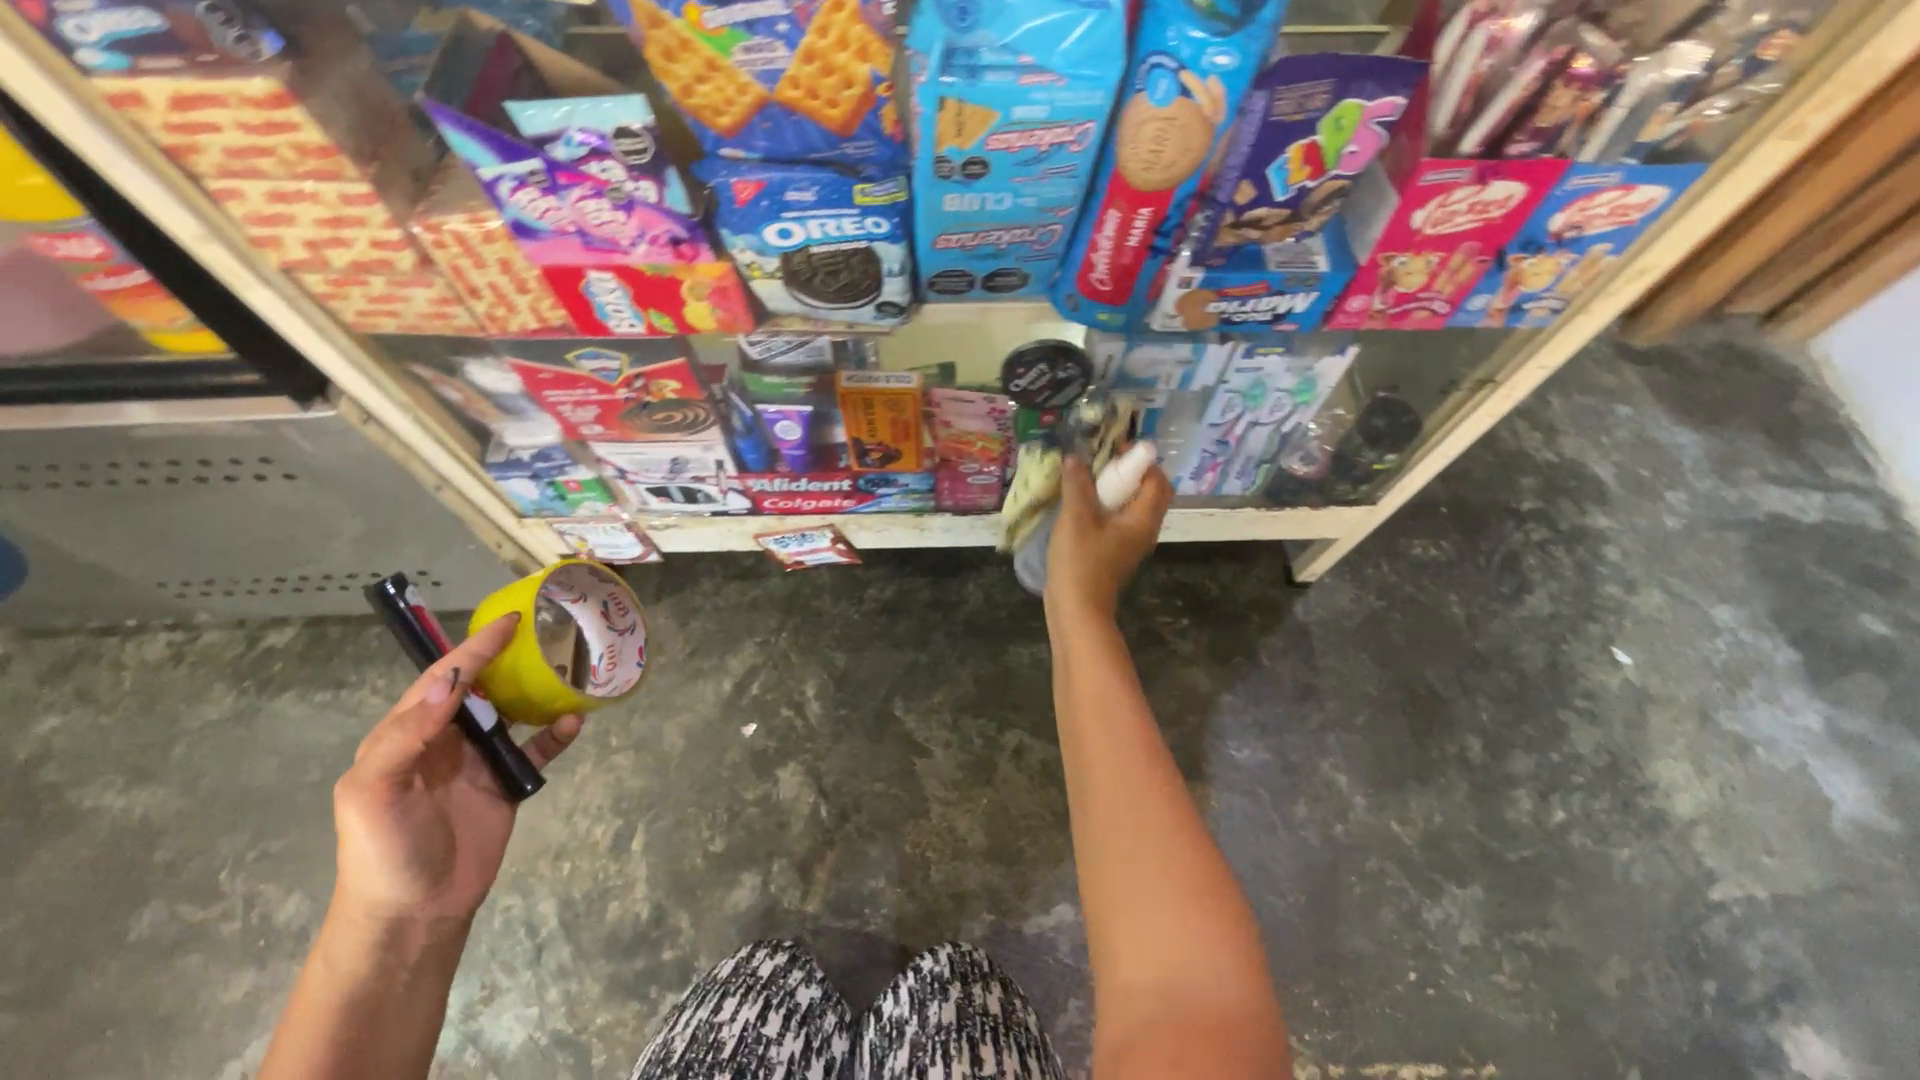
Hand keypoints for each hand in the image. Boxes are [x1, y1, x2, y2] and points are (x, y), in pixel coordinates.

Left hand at [331, 613, 583, 925]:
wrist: (414, 913)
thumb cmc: (384, 850)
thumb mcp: (374, 791)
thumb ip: (406, 735)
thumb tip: (451, 683)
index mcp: (405, 734)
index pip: (443, 680)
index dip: (474, 650)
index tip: (509, 624)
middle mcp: (443, 740)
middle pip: (482, 688)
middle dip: (510, 660)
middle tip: (547, 636)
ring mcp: (478, 762)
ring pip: (513, 714)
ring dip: (537, 692)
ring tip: (569, 670)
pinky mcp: (506, 785)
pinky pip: (536, 751)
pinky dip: (556, 735)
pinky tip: (574, 722)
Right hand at [1045, 455, 1172, 620]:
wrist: (1077, 609)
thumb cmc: (1081, 562)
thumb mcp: (1076, 518)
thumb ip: (1077, 484)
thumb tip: (1075, 457)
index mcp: (1143, 519)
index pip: (1157, 480)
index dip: (1141, 460)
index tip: (1115, 449)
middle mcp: (1145, 530)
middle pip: (1151, 493)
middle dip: (1132, 473)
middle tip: (1105, 465)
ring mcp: (1132, 544)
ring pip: (1135, 508)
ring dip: (1119, 490)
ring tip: (1091, 482)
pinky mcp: (1117, 553)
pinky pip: (1122, 521)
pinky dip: (1109, 507)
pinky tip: (1084, 505)